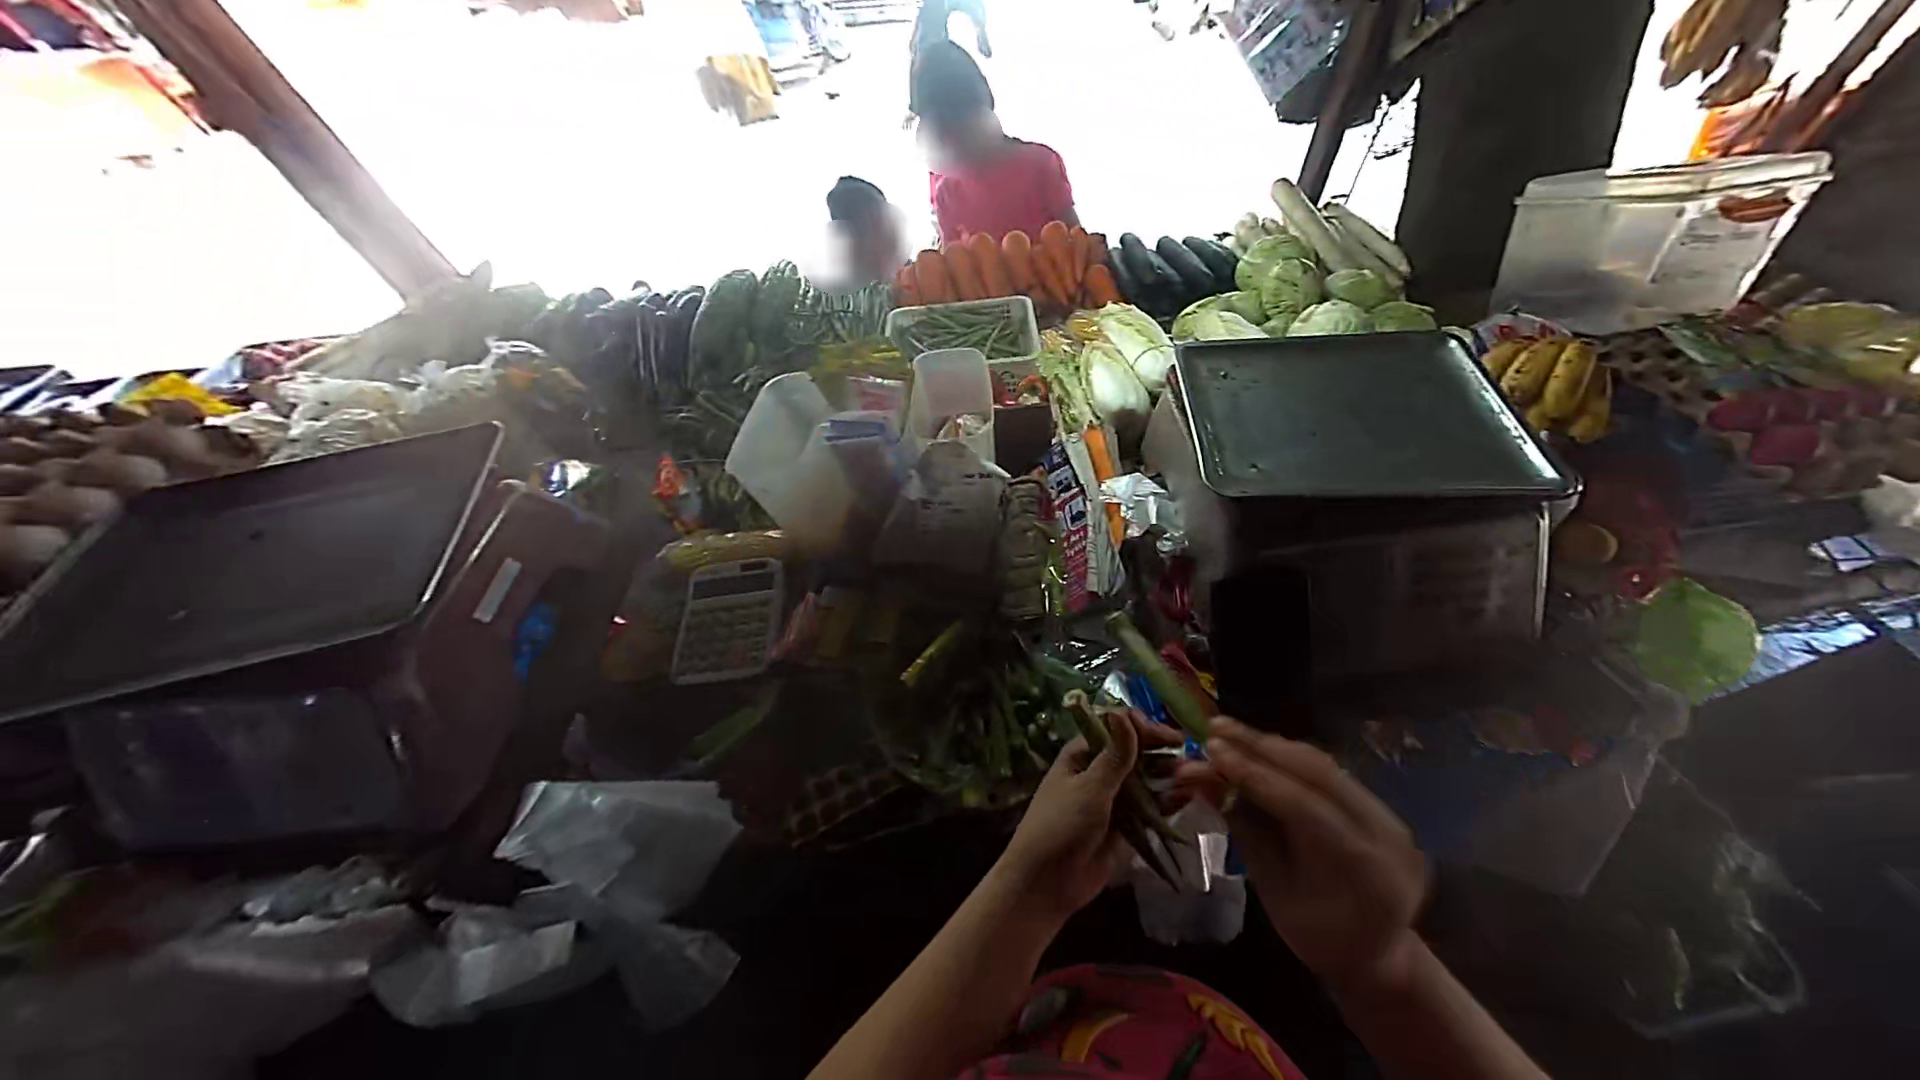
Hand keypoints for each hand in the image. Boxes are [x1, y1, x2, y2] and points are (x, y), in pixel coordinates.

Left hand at [997, 710, 1175, 920]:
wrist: (1048, 882)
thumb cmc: (1061, 825)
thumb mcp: (1089, 788)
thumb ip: (1114, 755)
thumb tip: (1123, 712)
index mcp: (1082, 754)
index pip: (1115, 729)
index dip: (1142, 728)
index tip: (1169, 736)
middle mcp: (1099, 770)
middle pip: (1135, 753)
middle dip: (1161, 752)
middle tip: (1191, 755)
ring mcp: (1114, 798)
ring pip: (1146, 779)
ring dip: (1169, 775)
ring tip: (1197, 774)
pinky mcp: (1126, 824)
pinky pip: (1151, 807)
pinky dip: (1168, 801)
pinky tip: (1189, 796)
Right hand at [1179, 717, 1427, 991]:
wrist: (1373, 954)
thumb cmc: (1315, 935)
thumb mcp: (1272, 887)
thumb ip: (1241, 828)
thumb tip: (1197, 779)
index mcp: (1364, 869)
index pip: (1303, 804)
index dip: (1253, 774)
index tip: (1212, 750)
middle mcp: (1385, 834)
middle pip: (1317, 772)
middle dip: (1260, 746)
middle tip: (1214, 729)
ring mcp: (1387, 816)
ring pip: (1323, 764)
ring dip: (1272, 745)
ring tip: (1229, 731)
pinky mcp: (1378, 806)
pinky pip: (1329, 771)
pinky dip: (1288, 756)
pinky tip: (1258, 747)